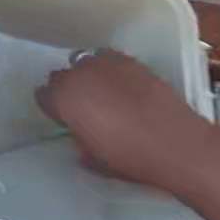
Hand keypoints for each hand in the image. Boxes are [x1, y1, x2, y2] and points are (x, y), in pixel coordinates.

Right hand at [35, 49, 218, 192]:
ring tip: (103, 94)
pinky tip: (123, 86)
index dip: (52, 108)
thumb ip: (79, 142)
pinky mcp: (130, 60)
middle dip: (67, 90)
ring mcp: (106, 63)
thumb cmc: (131, 158)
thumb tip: (80, 135)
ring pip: (83, 62)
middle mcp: (80, 74)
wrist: (177, 143)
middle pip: (61, 75)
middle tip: (83, 109)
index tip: (64, 120)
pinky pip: (108, 59)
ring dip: (87, 76)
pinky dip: (109, 70)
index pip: (43, 95)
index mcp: (65, 99)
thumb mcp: (94, 161)